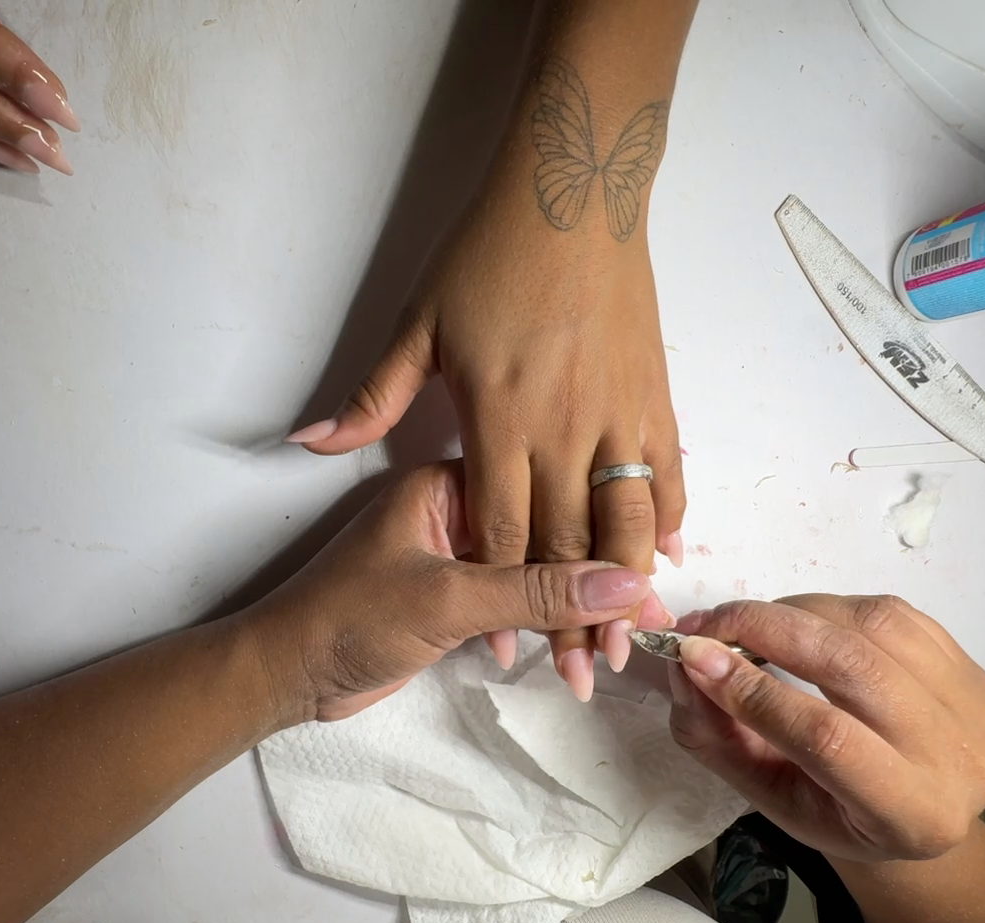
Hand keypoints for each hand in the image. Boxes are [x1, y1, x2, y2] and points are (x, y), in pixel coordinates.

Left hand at [247, 463, 667, 722]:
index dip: (594, 535)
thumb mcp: (444, 601)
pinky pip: (512, 600)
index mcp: (444, 486)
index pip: (538, 496)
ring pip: (531, 572)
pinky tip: (579, 642)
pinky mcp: (452, 596)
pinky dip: (543, 622)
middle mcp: (454, 512)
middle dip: (595, 578)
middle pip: (543, 535)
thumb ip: (531, 592)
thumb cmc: (350, 619)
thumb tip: (623, 585)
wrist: (290, 670)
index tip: (648, 575)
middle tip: (648, 616)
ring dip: (573, 607)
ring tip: (627, 639)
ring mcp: (454, 555)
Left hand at [287, 179, 682, 700]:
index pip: (509, 533)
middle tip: (590, 670)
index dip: (516, 600)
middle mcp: (564, 426)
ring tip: (635, 633)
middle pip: (572, 541)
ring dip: (633, 581)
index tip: (525, 653)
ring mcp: (617, 409)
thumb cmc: (488, 256)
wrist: (575, 188)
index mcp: (502, 420)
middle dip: (581, 613)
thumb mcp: (415, 326)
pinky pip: (667, 467)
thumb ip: (372, 399)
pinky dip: (672, 513)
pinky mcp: (653, 391)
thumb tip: (310, 441)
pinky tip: (673, 549)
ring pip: (630, 516)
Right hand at [665, 595, 984, 861]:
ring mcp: (975, 709)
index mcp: (909, 815)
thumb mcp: (756, 790)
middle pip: (855, 668)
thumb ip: (712, 733)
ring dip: (794, 611)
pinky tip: (800, 625)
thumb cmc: (824, 810)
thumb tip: (686, 664)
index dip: (753, 691)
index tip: (691, 656)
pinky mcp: (973, 668)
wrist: (909, 812)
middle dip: (765, 631)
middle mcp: (961, 762)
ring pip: (874, 626)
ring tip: (750, 625)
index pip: (827, 738)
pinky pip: (893, 613)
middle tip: (705, 625)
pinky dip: (829, 607)